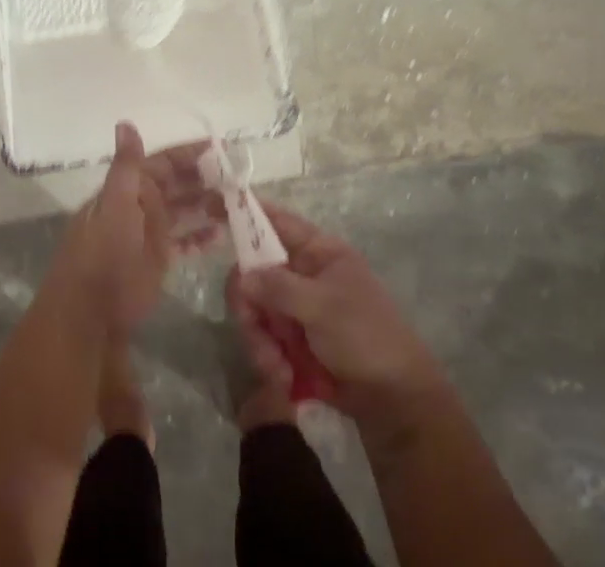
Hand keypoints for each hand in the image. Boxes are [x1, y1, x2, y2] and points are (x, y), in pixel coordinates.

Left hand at [50, 123, 219, 332]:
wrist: (90, 312)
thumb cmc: (104, 255)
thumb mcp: (116, 206)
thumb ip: (125, 167)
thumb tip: (125, 122)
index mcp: (129, 188)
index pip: (164, 162)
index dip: (191, 154)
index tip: (223, 150)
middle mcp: (140, 205)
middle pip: (178, 185)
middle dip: (207, 179)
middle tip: (241, 180)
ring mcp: (150, 233)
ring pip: (184, 211)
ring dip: (208, 205)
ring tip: (239, 204)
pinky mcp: (158, 259)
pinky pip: (184, 241)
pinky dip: (201, 236)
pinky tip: (224, 235)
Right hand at [226, 203, 444, 423]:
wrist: (393, 398)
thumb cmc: (365, 337)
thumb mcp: (323, 307)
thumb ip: (278, 287)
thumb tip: (240, 275)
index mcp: (320, 253)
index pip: (277, 222)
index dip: (246, 213)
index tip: (211, 205)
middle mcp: (303, 275)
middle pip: (253, 274)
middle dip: (250, 307)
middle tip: (252, 327)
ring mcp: (296, 308)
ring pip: (254, 311)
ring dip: (260, 342)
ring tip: (278, 369)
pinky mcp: (291, 339)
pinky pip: (263, 339)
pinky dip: (268, 358)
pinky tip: (284, 378)